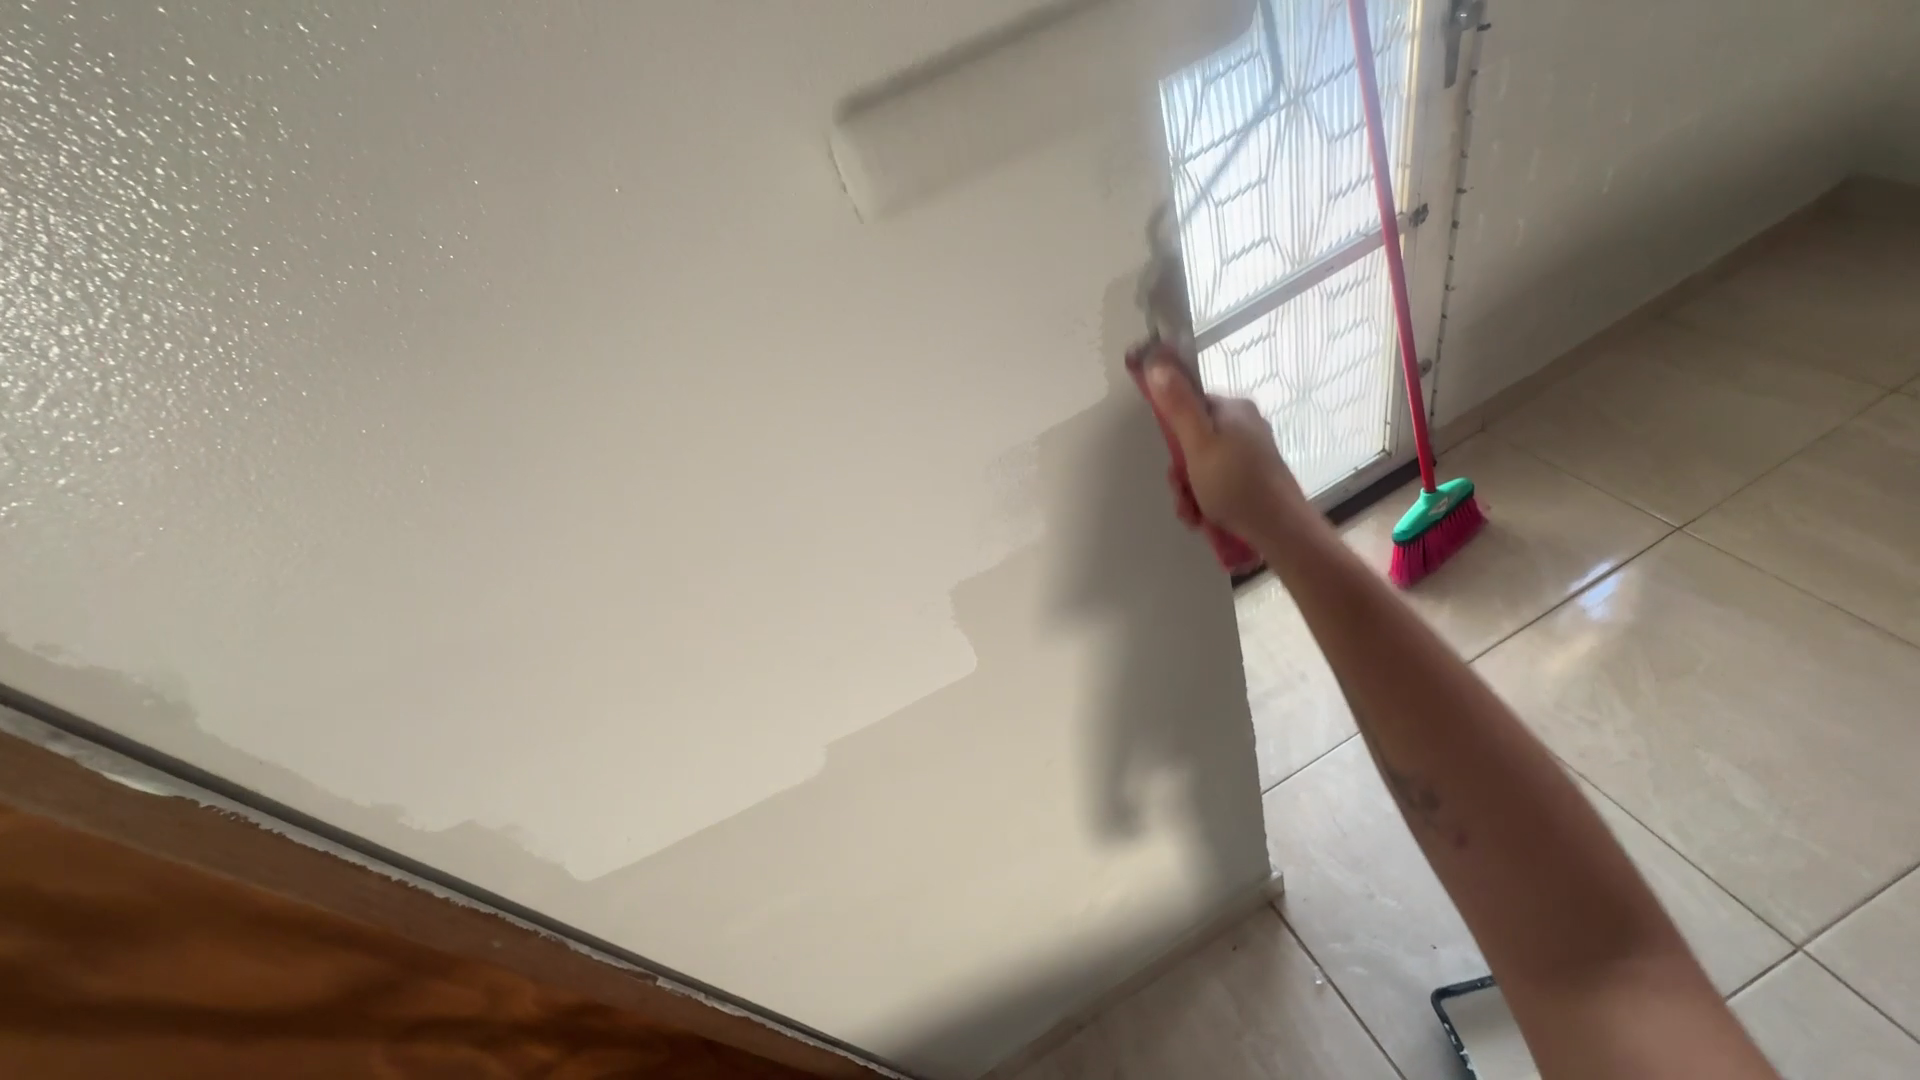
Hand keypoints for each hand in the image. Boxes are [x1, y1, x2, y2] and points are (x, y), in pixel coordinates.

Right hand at [1144, 361, 1312, 544]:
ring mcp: (1250, 452)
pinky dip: (1205, 499)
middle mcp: (1243, 425)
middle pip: (1192, 440)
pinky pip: (1217, 480)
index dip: (1172, 434)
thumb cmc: (1236, 485)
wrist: (1280, 530)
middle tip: (1183, 495)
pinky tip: (1204, 518)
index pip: (1188, 405)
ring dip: (1189, 491)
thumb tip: (1156, 360)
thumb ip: (1177, 405)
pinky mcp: (1254, 476)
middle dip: (1181, 473)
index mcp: (1233, 409)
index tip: (1173, 463)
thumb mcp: (1198, 444)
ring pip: (1201, 465)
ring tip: (1194, 513)